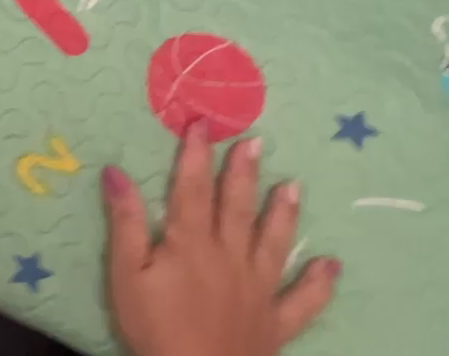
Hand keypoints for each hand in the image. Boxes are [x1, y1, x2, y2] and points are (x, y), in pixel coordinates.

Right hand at [103, 129, 338, 355]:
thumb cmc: (154, 324)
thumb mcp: (126, 271)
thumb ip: (125, 221)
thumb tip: (116, 171)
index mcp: (190, 243)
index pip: (192, 188)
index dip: (195, 154)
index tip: (200, 124)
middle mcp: (229, 258)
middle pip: (236, 208)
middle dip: (242, 172)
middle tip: (256, 142)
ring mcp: (258, 289)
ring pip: (274, 242)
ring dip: (284, 213)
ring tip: (294, 185)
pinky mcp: (276, 321)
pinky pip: (304, 299)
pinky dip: (321, 281)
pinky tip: (332, 264)